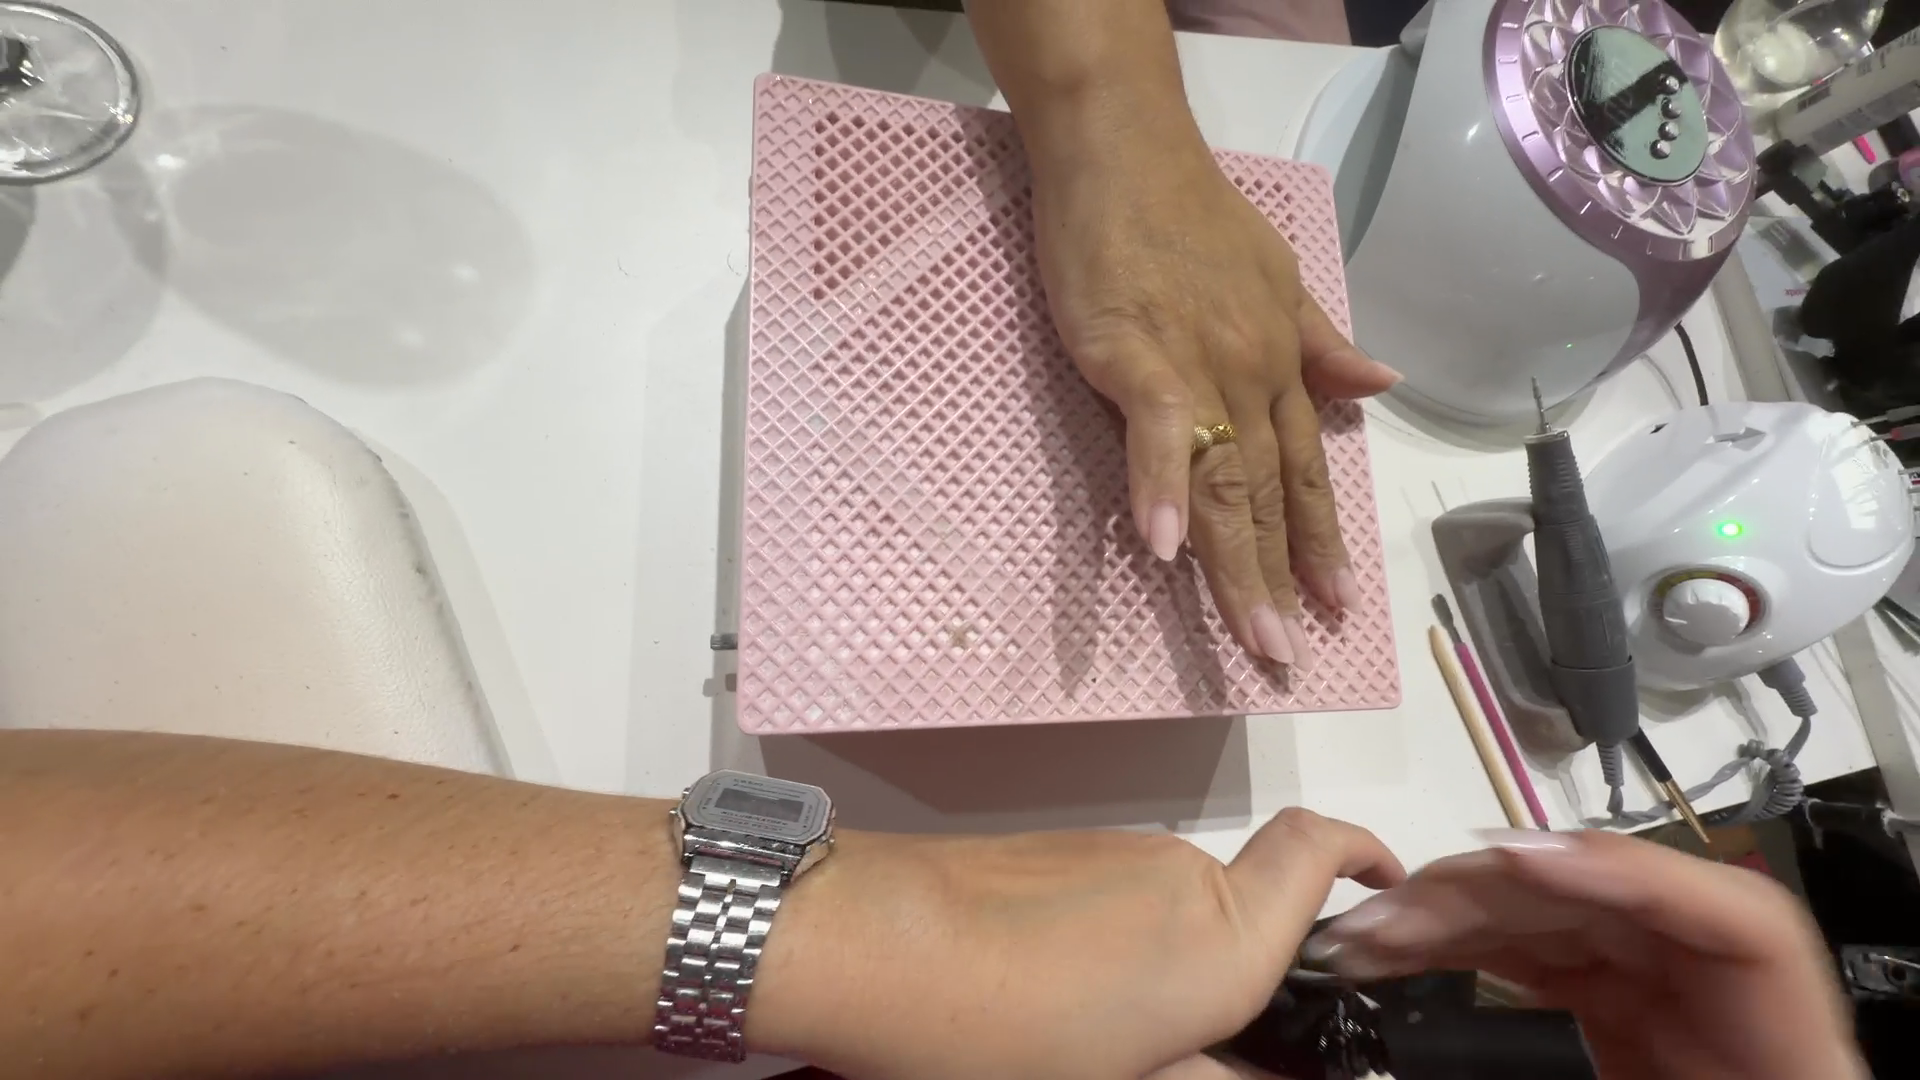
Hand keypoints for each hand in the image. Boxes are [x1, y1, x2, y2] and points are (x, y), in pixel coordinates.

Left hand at [750, 808, 1403, 1078]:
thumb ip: (1197, 1070)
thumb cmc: (1000, 1037)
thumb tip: (1235, 1062)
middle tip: (1176, 1046)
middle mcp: (1173, 873)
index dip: (1362, 854)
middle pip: (1236, 910)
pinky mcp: (1059, 843)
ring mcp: (1109, 847)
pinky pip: (1116, 892)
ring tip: (1091, 1031)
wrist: (879, 939)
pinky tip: (1048, 989)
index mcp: (1212, 940)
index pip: (1313, 853)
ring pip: (1169, 908)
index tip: (1384, 883)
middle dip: (1230, 974)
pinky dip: (1112, 941)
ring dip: (1159, 966)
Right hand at [1031, 139, 1399, 665]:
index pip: (1306, 469)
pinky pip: (1160, 434)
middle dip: (1282, 578)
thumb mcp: (1272, 279)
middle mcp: (1255, 375)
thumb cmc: (1181, 219)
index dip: (1318, 538)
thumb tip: (1378, 384)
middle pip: (1271, 493)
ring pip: (1229, 480)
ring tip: (1255, 636)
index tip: (1335, 603)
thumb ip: (1321, 341)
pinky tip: (1165, 550)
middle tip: (1289, 653)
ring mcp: (1201, 368)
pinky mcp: (1139, 357)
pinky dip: (1164, 491)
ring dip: (1240, 564)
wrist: (1124, 156)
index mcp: (1278, 362)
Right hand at [1300, 829, 1866, 1079]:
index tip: (1508, 859)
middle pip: (1594, 900)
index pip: (1740, 923)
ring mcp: (1651, 993)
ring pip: (1535, 913)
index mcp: (1785, 1058)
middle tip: (1383, 917)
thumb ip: (1549, 1069)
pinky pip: (1514, 949)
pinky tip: (1387, 946)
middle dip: (1472, 896)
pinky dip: (1445, 944)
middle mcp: (1712, 999)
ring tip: (1361, 934)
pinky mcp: (1598, 1002)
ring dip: (1436, 915)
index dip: (1624, 871)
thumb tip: (1447, 1043)